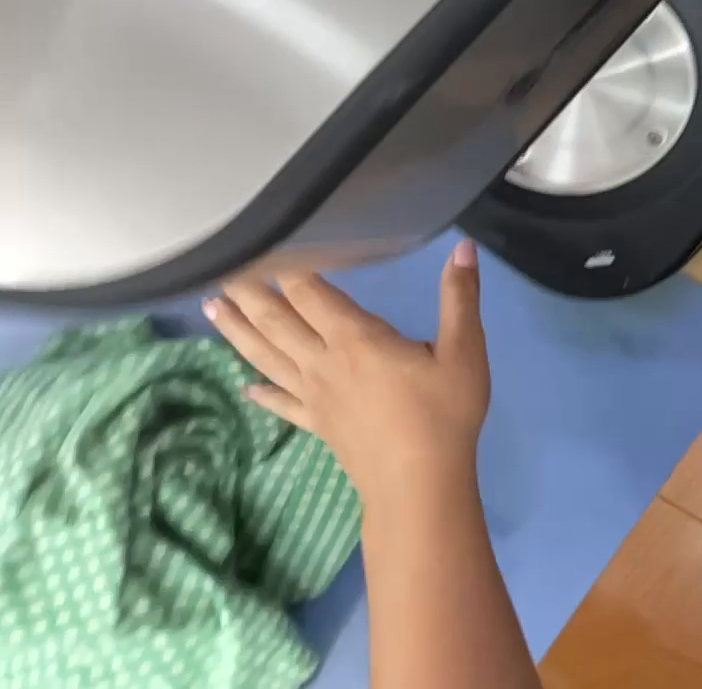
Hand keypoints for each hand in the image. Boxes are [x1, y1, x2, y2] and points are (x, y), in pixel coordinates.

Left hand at [205, 239, 491, 504]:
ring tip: (213, 308)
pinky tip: (247, 387)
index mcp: (359, 340)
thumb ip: (460, 297)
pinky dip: (261, 392)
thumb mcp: (465, 348)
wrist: (419, 478)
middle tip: (223, 267)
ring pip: (267, 357)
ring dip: (239, 331)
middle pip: (279, 323)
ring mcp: (316, 396)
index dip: (292, 270)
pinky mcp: (318, 424)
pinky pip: (281, 403)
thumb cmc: (446, 409)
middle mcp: (325, 363)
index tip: (268, 246)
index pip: (315, 296)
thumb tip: (463, 247)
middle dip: (252, 294)